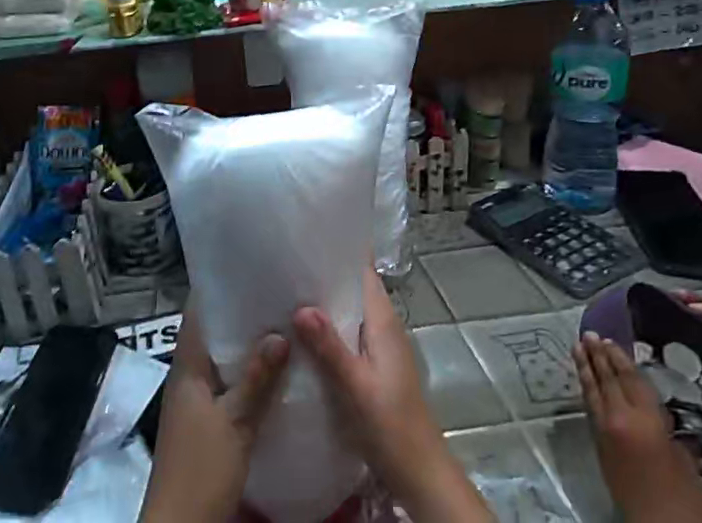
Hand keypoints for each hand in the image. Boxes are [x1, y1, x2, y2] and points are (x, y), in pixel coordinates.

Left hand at [140, 309, 289, 522]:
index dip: (219, 288)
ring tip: (285, 318)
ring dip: (249, 342)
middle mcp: (189, 377)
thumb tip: (280, 332)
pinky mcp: (210, 421)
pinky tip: (279, 367)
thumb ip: (257, 378)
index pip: (198, 314)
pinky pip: (232, 382)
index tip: (250, 265)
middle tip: (279, 288)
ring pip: (225, 358)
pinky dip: (252, 370)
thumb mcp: (234, 422)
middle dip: (243, 312)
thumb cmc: (202, 470)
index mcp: (187, 369)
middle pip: (214, 333)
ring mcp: (199, 400)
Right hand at [293, 270, 490, 521]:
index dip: (342, 251)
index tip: (311, 233)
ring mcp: (378, 345)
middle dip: (325, 275)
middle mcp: (383, 325)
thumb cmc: (390, 422)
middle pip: (354, 288)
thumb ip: (330, 347)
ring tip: (285, 289)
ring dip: (325, 302)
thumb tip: (302, 306)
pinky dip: (327, 327)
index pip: (364, 271)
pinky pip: (347, 333)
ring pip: (349, 311)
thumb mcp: (356, 385)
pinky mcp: (372, 364)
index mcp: (383, 321)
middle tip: (286, 260)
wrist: (417, 468)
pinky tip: (300, 334)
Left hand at [575, 333, 701, 522]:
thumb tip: (658, 415)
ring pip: (593, 392)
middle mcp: (620, 418)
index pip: (629, 379)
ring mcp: (605, 431)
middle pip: (606, 380)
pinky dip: (588, 391)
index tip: (609, 339)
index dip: (619, 358)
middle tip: (588, 334)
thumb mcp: (683, 455)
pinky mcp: (598, 445)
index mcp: (645, 419)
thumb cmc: (682, 494)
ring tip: (576, 347)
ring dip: (585, 368)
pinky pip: (591, 409)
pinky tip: (585, 382)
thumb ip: (666, 429)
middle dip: (597, 356)